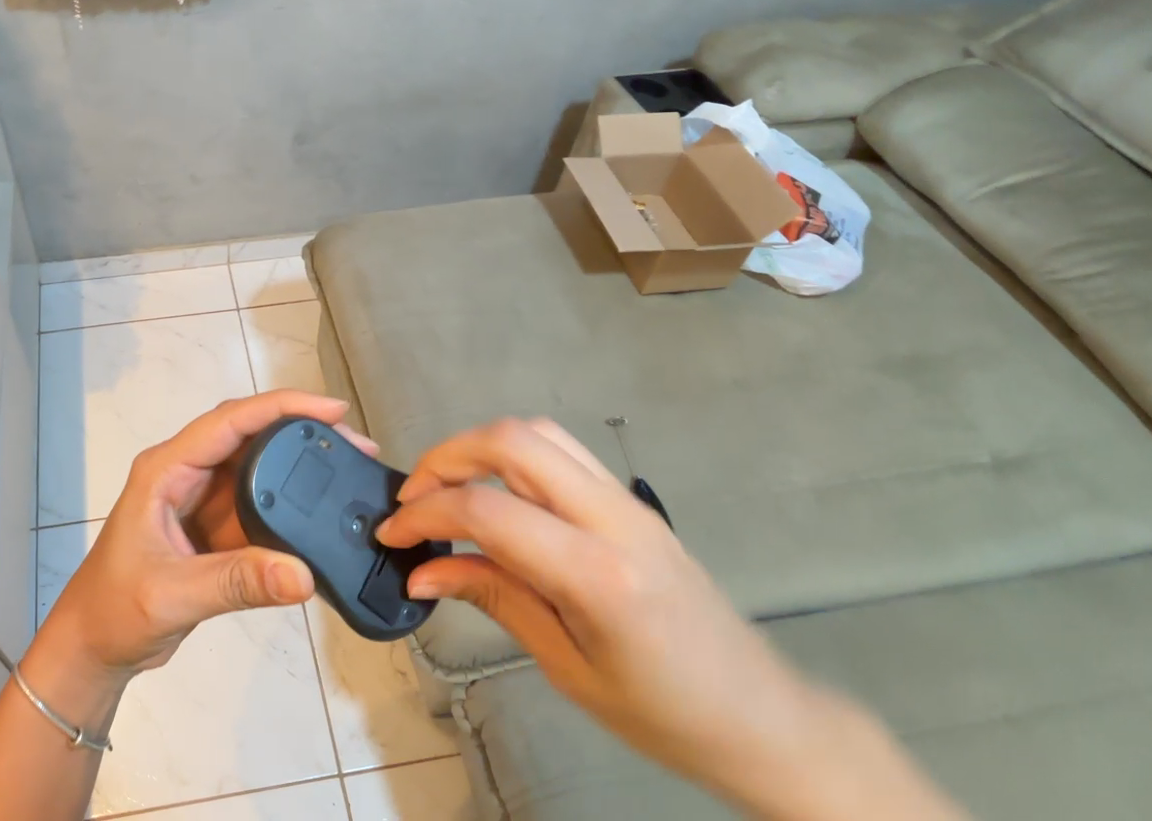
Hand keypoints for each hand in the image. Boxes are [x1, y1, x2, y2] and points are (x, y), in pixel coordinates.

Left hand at [36, 391, 378, 688]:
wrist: (93, 646)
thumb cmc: (115, 611)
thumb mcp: (172, 594)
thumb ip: (236, 583)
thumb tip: (304, 575)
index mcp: (166, 469)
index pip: (228, 422)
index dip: (281, 407)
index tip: (333, 410)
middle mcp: (186, 472)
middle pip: (249, 434)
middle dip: (301, 430)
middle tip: (355, 443)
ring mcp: (202, 498)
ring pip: (259, 466)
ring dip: (300, 463)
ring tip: (350, 467)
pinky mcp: (216, 526)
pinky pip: (261, 502)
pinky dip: (293, 502)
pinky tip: (324, 509)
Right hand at [376, 419, 963, 819]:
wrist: (760, 717)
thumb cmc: (662, 713)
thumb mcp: (566, 667)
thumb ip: (495, 598)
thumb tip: (423, 571)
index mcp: (596, 573)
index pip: (486, 510)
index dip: (424, 514)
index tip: (391, 536)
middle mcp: (613, 518)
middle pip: (512, 441)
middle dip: (446, 458)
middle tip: (413, 500)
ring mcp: (628, 502)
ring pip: (538, 434)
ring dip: (478, 449)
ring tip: (446, 492)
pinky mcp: (632, 502)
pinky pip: (562, 453)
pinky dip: (512, 457)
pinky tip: (495, 496)